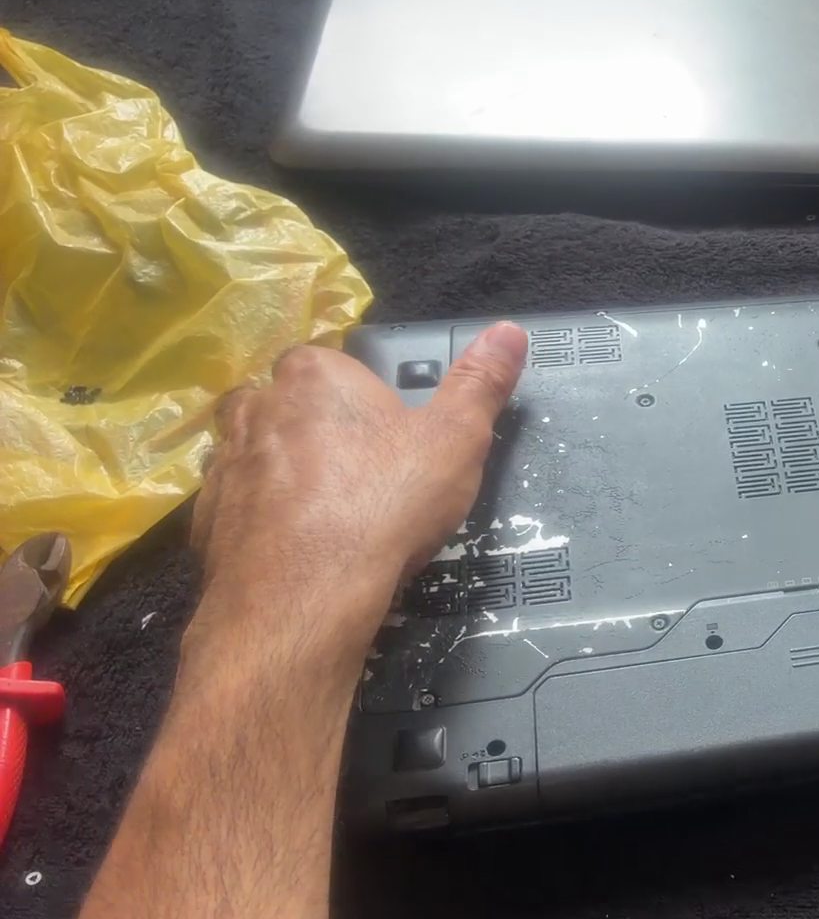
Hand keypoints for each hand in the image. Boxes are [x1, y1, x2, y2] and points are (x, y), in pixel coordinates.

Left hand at [193, 322, 527, 611]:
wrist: (308, 588)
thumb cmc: (389, 499)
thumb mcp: (459, 437)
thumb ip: (481, 382)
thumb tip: (508, 329)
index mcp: (316, 377)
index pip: (337, 363)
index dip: (371, 394)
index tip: (401, 430)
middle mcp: (256, 407)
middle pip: (294, 404)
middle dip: (327, 427)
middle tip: (376, 467)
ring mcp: (224, 464)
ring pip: (264, 452)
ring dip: (295, 469)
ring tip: (343, 506)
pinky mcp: (209, 518)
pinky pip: (247, 503)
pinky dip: (274, 515)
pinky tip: (312, 540)